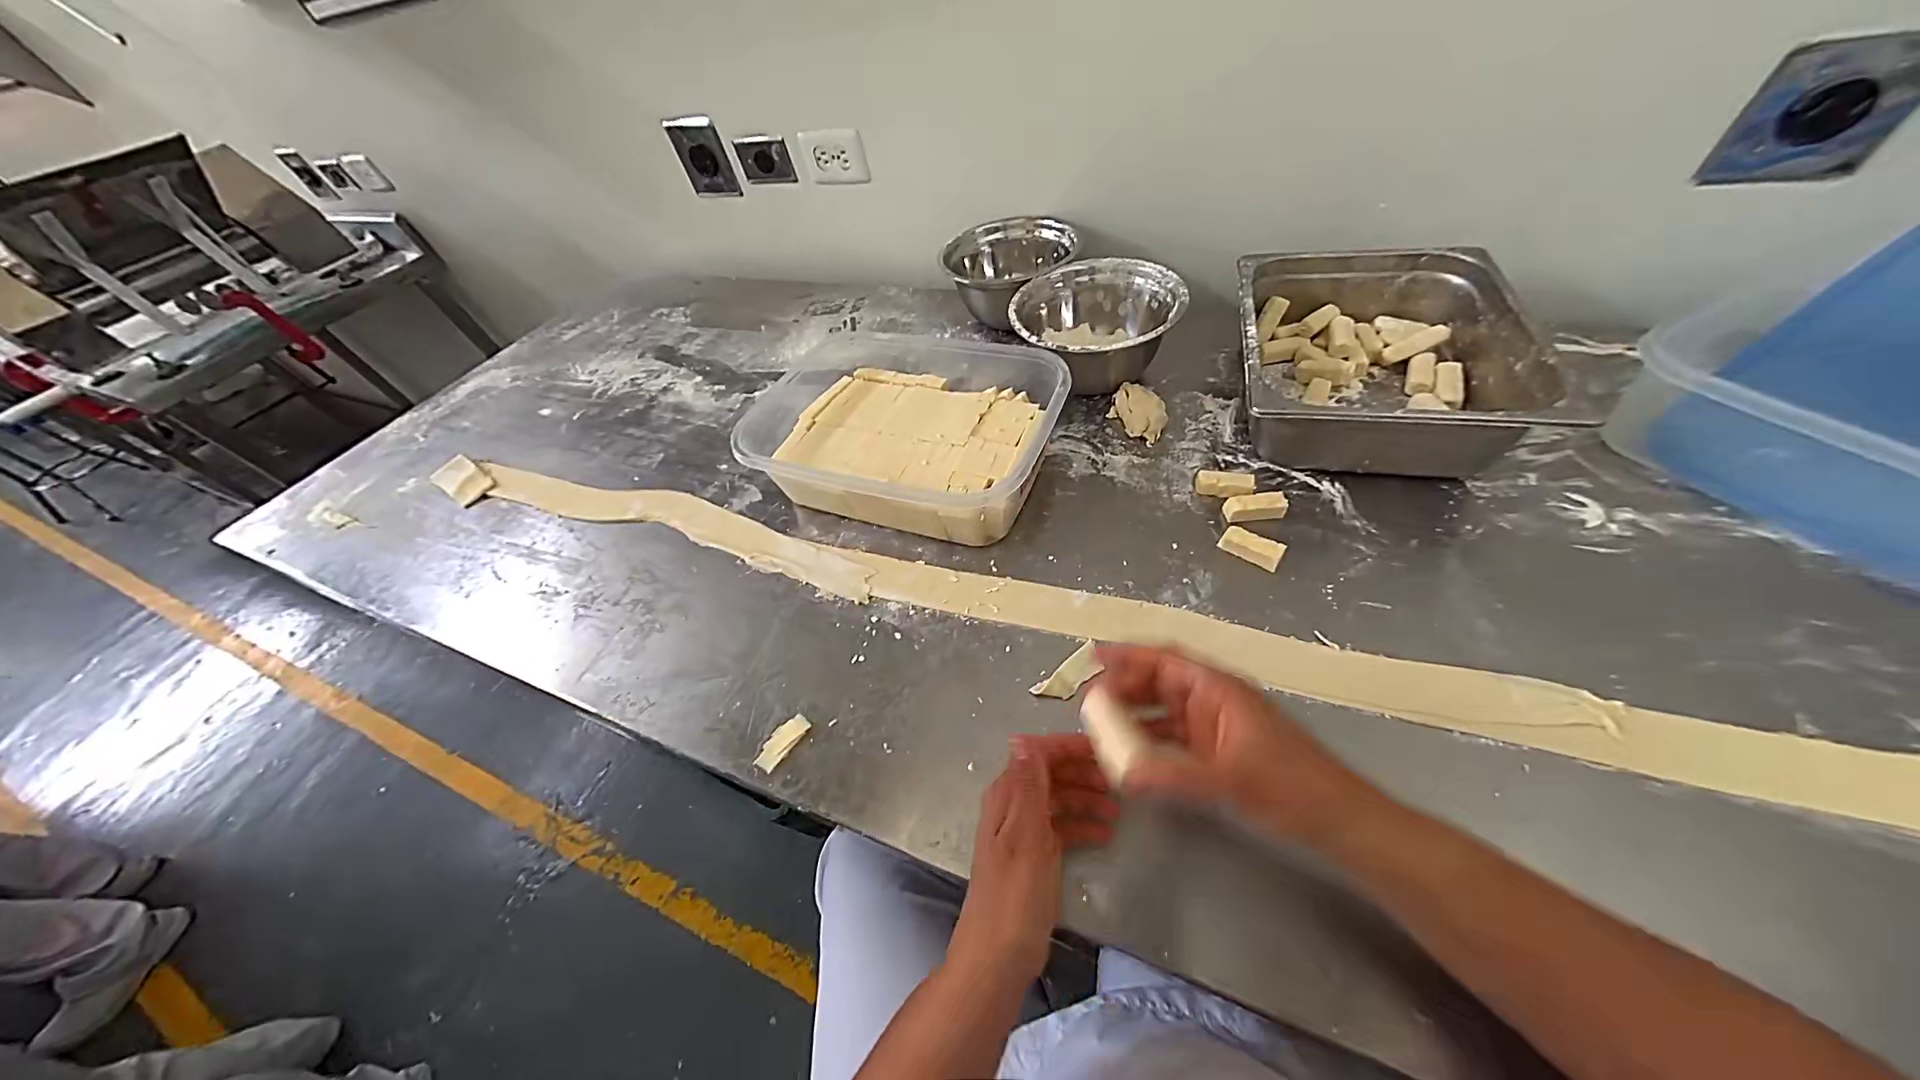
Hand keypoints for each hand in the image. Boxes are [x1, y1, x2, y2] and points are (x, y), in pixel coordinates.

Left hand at [948, 735, 1117, 985]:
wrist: (998, 955)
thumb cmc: (1014, 894)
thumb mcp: (1025, 836)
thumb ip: (1027, 786)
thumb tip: (1022, 738)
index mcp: (1006, 795)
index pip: (1038, 754)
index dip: (1069, 747)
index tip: (1104, 748)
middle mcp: (1013, 806)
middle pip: (1050, 774)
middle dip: (1083, 772)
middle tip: (1117, 781)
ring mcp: (1024, 831)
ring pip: (1058, 800)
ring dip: (1086, 799)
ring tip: (1118, 809)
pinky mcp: (1035, 855)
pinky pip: (1061, 828)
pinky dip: (1082, 826)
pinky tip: (1106, 835)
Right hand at [1095, 643, 1378, 844]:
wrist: (1343, 823)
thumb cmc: (1293, 789)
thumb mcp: (1230, 782)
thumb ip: (1173, 777)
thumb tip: (1123, 776)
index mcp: (1219, 690)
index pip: (1166, 659)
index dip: (1129, 654)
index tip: (1094, 657)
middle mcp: (1213, 701)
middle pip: (1159, 682)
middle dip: (1123, 686)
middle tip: (1089, 701)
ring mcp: (1215, 728)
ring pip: (1162, 711)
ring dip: (1132, 715)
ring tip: (1100, 727)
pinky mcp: (1216, 754)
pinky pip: (1172, 739)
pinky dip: (1148, 742)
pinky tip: (1129, 756)